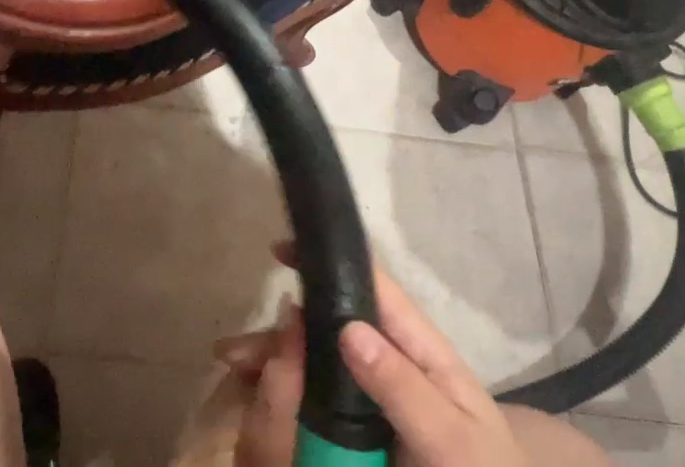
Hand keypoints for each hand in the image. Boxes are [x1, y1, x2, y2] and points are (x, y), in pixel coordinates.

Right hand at [214, 242, 529, 466]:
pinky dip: (283, 395)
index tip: (281, 249)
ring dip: (274, 364)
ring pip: (316, 362)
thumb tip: (347, 327)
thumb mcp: (451, 435)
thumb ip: (402, 386)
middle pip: (328, 328)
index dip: (330, 262)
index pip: (373, 289)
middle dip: (280, 332)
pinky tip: (253, 399)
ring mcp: (376, 393)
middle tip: (232, 353)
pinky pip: (317, 400)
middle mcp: (393, 360)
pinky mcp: (363, 426)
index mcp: (419, 348)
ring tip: (234, 378)